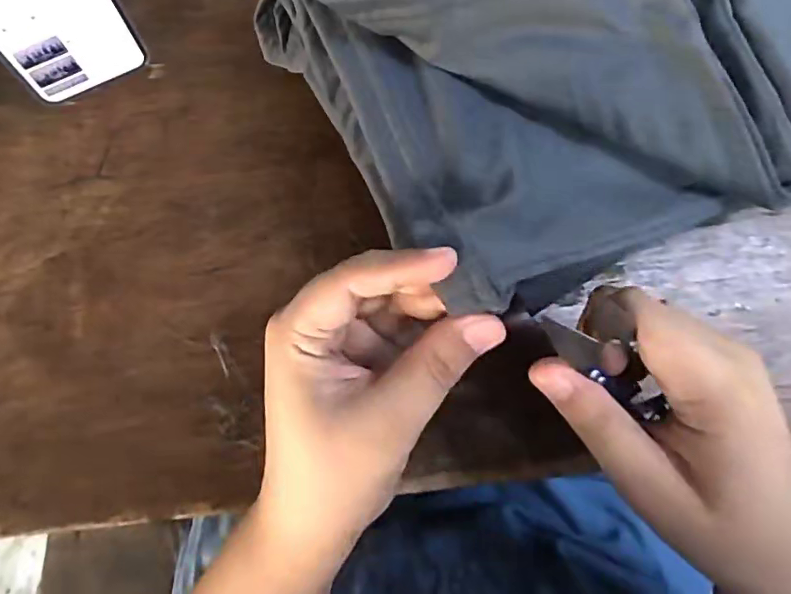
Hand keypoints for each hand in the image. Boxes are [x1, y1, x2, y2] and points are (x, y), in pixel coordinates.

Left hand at [197, 248, 506, 593]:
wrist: (313, 531)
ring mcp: (336, 336)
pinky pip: (395, 326)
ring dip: (429, 303)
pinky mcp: (357, 353)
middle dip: (422, 284)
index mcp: (299, 328)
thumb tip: (491, 320)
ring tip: (478, 300)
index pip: (352, 280)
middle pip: (372, 285)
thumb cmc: (337, 476)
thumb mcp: (391, 419)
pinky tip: (461, 322)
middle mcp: (314, 321)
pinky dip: (426, 326)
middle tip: (477, 283)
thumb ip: (438, 364)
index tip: (452, 259)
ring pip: (388, 302)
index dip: (403, 265)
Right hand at [528, 287, 790, 593]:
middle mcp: (729, 348)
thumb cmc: (716, 528)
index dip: (601, 329)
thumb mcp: (645, 485)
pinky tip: (655, 394)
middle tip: (614, 395)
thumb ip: (595, 419)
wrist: (788, 557)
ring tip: (634, 398)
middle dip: (609, 337)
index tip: (600, 381)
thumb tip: (540, 367)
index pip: (636, 307)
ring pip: (653, 313)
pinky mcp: (733, 355)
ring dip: (626, 343)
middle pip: (642, 306)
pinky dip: (647, 348)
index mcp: (716, 379)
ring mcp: (736, 348)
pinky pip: (671, 327)